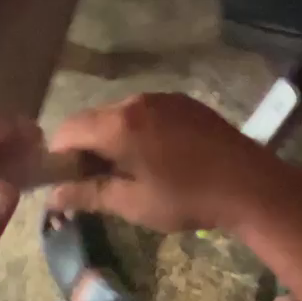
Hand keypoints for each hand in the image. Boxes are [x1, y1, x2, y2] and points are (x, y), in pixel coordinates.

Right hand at [46, 93, 290, 233]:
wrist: (248, 183)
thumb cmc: (186, 198)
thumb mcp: (133, 204)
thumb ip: (89, 194)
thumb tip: (52, 197)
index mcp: (120, 123)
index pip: (70, 128)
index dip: (59, 153)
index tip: (64, 179)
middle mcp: (136, 100)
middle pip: (95, 118)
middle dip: (87, 146)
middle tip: (96, 181)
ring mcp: (162, 96)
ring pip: (120, 113)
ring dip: (114, 137)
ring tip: (129, 171)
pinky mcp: (182, 100)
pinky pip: (146, 110)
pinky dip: (139, 129)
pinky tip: (157, 156)